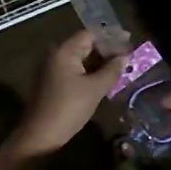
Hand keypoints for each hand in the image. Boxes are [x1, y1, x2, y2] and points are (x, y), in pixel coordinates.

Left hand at [9, 29, 125, 157]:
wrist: (40, 135)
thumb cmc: (69, 108)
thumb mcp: (95, 88)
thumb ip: (112, 69)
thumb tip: (124, 57)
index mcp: (64, 51)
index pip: (91, 34)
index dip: (111, 36)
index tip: (129, 40)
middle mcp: (56, 55)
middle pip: (85, 44)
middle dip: (107, 49)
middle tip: (128, 55)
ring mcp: (52, 68)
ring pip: (81, 58)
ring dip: (100, 61)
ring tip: (120, 67)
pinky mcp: (52, 81)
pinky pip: (75, 69)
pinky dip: (90, 71)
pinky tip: (105, 78)